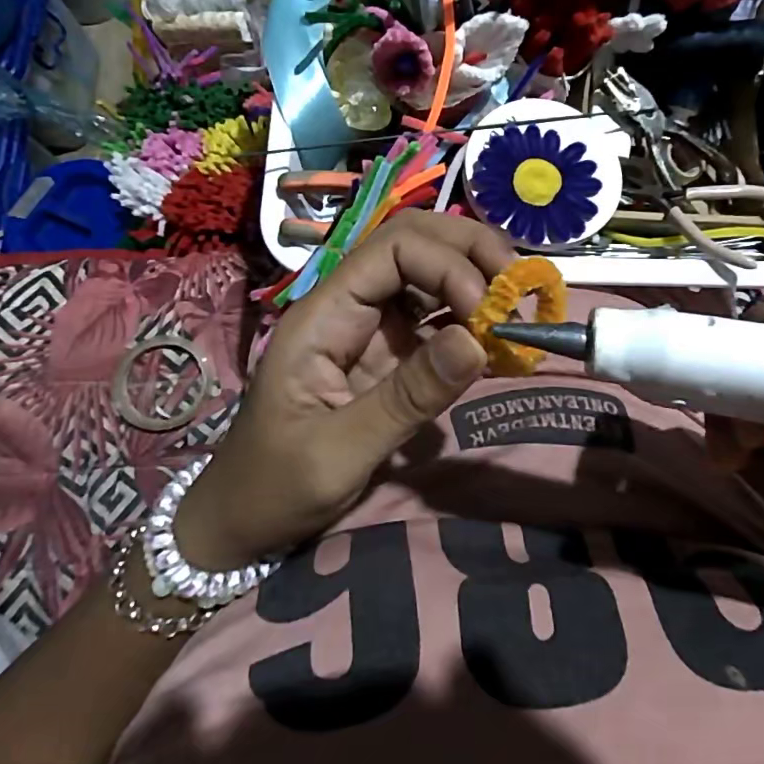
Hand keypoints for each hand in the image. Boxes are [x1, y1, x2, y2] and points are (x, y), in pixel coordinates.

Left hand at [173, 212, 516, 568]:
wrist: (243, 520)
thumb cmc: (275, 488)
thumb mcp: (338, 453)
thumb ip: (406, 398)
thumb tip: (477, 340)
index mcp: (324, 316)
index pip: (392, 249)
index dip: (447, 264)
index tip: (485, 312)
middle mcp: (349, 307)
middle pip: (412, 243)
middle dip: (469, 250)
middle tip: (519, 283)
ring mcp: (370, 329)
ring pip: (427, 272)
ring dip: (475, 277)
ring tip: (517, 304)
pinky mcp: (388, 354)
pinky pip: (435, 317)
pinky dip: (470, 319)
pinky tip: (496, 336)